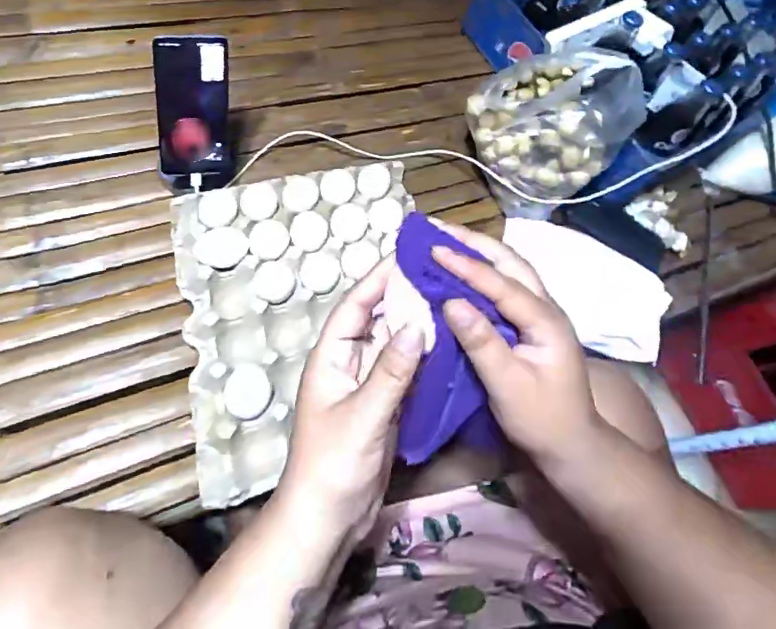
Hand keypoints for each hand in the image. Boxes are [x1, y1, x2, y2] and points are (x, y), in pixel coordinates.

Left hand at [276, 255, 424, 545]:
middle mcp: (349, 363)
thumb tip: (418, 324)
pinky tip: (447, 344)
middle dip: (402, 297)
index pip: (355, 306)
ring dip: (416, 326)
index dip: (377, 279)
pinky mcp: (384, 405)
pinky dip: (423, 357)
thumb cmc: (333, 464)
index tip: (406, 255)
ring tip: (448, 301)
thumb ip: (391, 371)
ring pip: (394, 344)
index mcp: (331, 358)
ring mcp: (367, 384)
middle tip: (437, 274)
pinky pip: (405, 371)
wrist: (327, 521)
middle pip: (377, 320)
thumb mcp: (363, 415)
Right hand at [429, 218, 610, 469]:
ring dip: (480, 250)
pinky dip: (485, 269)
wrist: (574, 446)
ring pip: (511, 268)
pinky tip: (464, 267)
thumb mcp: (508, 387)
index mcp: (545, 320)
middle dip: (474, 242)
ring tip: (447, 237)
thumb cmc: (541, 421)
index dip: (467, 265)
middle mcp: (547, 306)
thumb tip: (451, 301)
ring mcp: (543, 311)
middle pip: (510, 261)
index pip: (501, 283)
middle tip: (437, 227)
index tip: (434, 248)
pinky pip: (508, 283)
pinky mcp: (534, 321)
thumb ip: (481, 343)